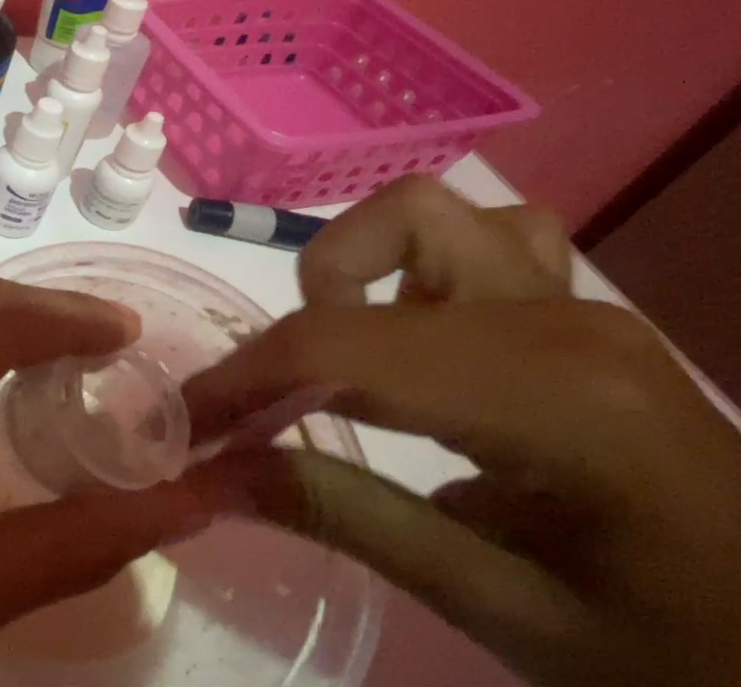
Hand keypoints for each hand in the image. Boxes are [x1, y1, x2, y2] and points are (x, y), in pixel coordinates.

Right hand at [184, 175, 740, 685]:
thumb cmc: (673, 652)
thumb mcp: (503, 612)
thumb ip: (346, 519)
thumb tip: (211, 473)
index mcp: (552, 396)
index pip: (346, 344)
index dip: (242, 375)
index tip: (188, 422)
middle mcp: (566, 323)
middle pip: (397, 229)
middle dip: (313, 299)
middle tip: (295, 389)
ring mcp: (584, 312)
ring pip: (442, 218)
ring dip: (371, 266)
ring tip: (361, 359)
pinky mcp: (587, 322)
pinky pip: (487, 245)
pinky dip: (419, 272)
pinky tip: (420, 352)